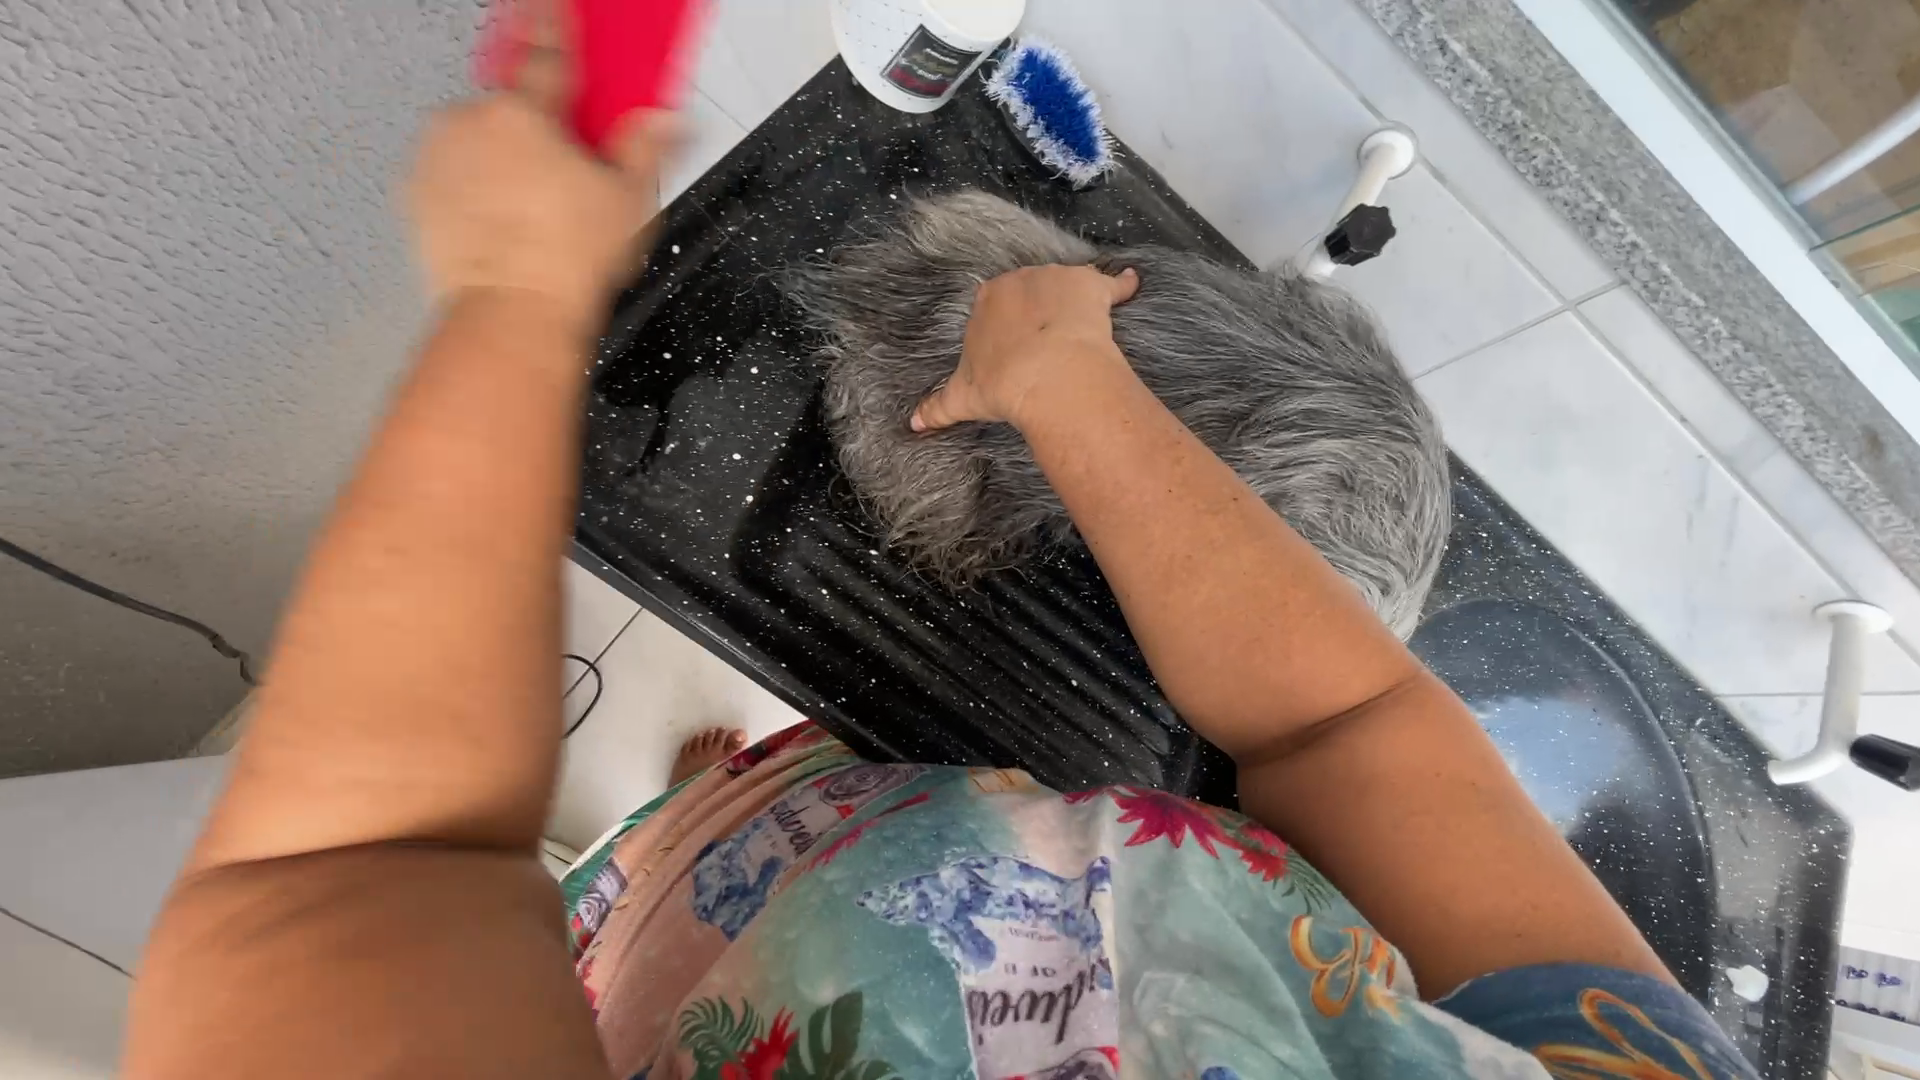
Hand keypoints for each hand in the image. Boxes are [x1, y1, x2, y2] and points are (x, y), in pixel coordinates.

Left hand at [406, 8, 674, 336]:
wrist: (513, 312)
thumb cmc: (565, 263)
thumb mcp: (630, 203)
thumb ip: (647, 149)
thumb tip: (670, 122)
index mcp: (527, 114)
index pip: (549, 50)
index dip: (555, 20)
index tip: (553, 3)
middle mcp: (473, 122)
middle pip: (515, 108)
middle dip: (540, 133)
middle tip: (568, 175)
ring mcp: (440, 155)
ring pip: (482, 143)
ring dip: (507, 163)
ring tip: (541, 215)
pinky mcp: (419, 192)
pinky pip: (455, 176)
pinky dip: (477, 192)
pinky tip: (512, 226)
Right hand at [911, 264, 1139, 432]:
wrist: (1046, 374)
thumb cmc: (1001, 383)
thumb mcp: (962, 398)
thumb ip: (937, 408)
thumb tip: (913, 424)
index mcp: (987, 301)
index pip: (993, 304)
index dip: (1005, 326)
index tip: (1012, 346)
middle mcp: (1020, 281)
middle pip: (1029, 291)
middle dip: (1036, 311)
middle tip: (1045, 340)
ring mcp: (1057, 279)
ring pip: (1066, 284)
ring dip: (1073, 300)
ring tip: (1081, 322)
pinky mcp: (1092, 286)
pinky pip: (1112, 283)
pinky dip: (1123, 285)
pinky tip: (1131, 285)